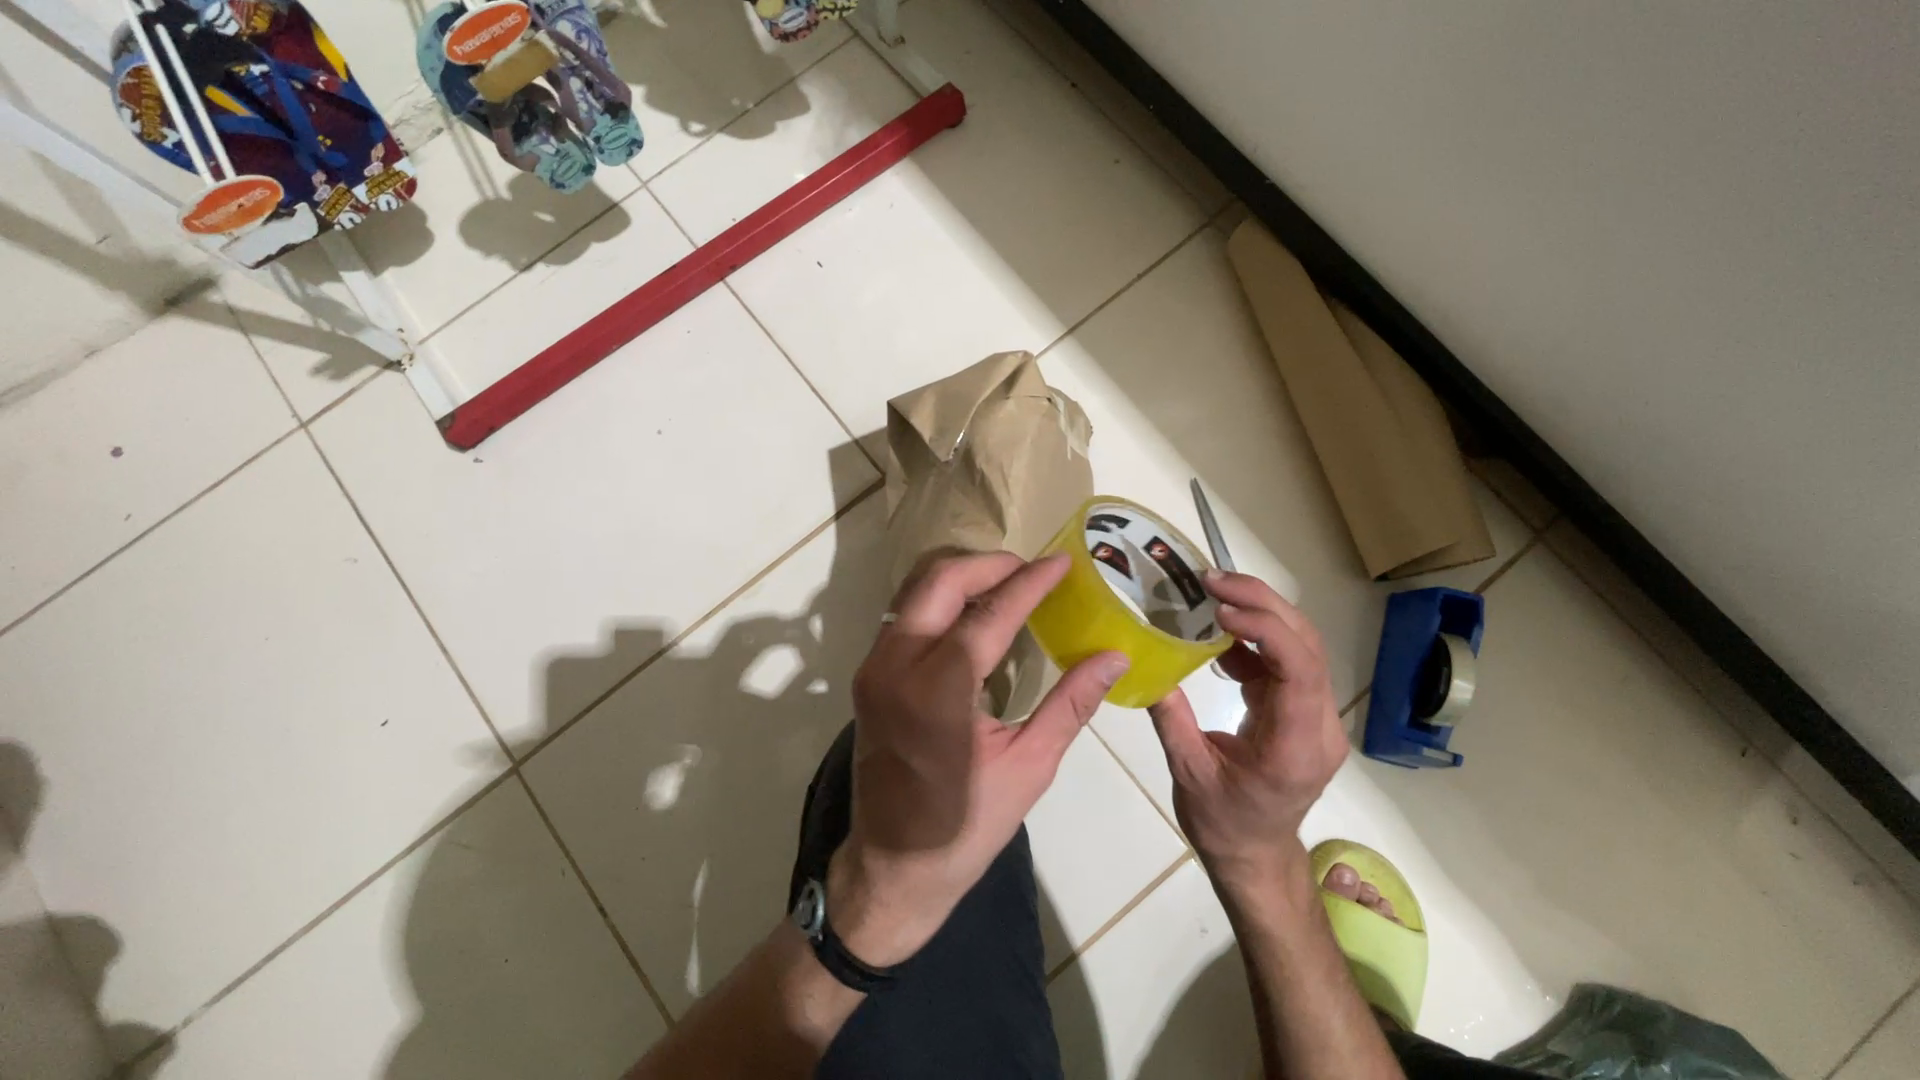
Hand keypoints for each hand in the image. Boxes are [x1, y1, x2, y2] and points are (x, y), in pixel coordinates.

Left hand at [829, 552, 1129, 967]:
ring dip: (960, 578)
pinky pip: (904, 617)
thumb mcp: (1029, 767)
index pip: (989, 614)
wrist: (892, 867)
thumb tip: (1114, 656)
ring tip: (1008, 586)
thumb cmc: (965, 826)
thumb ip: (1070, 703)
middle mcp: (895, 666)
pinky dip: (939, 602)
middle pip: (938, 581)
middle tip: (1032, 571)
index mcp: (936, 691)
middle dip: (988, 565)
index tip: (1063, 561)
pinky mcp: (867, 677)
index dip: (1030, 583)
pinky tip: (975, 617)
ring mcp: (873, 669)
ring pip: (914, 592)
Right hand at [1148, 571, 1347, 895]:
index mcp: (1295, 747)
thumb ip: (1172, 719)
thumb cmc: (1223, 824)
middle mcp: (1319, 725)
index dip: (1267, 631)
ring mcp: (1315, 717)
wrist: (1256, 855)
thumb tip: (1145, 667)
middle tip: (1212, 580)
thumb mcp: (1189, 774)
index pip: (1299, 672)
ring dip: (1260, 614)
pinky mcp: (1301, 711)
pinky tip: (1219, 632)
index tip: (1221, 610)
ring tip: (1213, 592)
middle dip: (1262, 605)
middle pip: (1306, 647)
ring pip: (1300, 647)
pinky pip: (1285, 662)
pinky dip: (1254, 639)